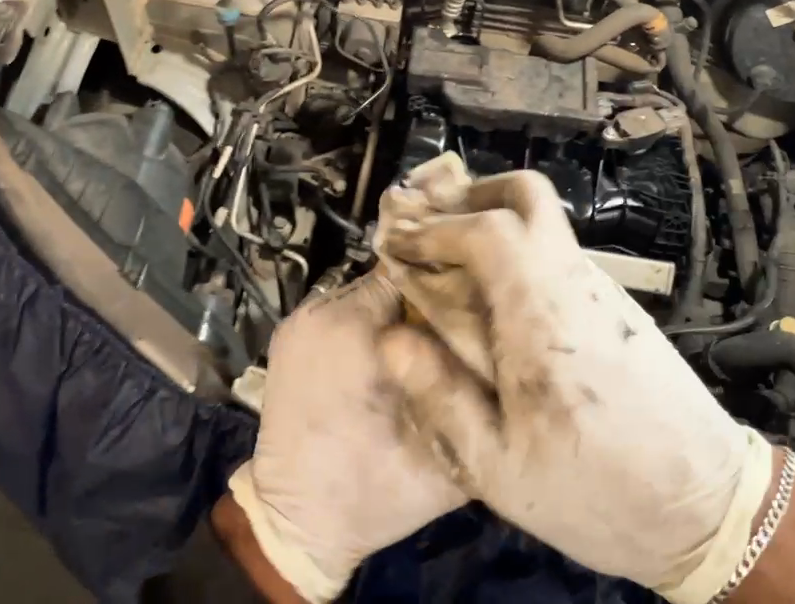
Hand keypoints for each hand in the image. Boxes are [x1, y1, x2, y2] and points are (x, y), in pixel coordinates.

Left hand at [227, 272, 466, 602]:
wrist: (298, 518)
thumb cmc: (378, 491)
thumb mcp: (449, 458)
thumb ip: (475, 400)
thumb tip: (505, 356)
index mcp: (364, 331)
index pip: (420, 277)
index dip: (450, 289)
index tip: (475, 308)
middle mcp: (329, 312)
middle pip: (391, 281)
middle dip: (422, 300)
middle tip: (451, 327)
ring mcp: (304, 319)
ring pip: (364, 292)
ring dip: (390, 312)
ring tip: (417, 341)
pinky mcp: (289, 332)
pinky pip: (338, 310)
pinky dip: (361, 324)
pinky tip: (379, 352)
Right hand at [374, 159, 778, 603]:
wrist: (711, 509)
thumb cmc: (598, 494)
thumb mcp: (500, 470)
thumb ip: (441, 397)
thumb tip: (392, 337)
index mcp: (544, 320)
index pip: (491, 229)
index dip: (436, 227)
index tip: (398, 244)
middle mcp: (575, 286)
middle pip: (528, 196)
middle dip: (470, 197)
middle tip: (429, 228)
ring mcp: (601, 292)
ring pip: (544, 221)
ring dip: (492, 221)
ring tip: (451, 262)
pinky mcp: (614, 307)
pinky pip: (556, 253)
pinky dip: (515, 249)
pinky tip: (493, 297)